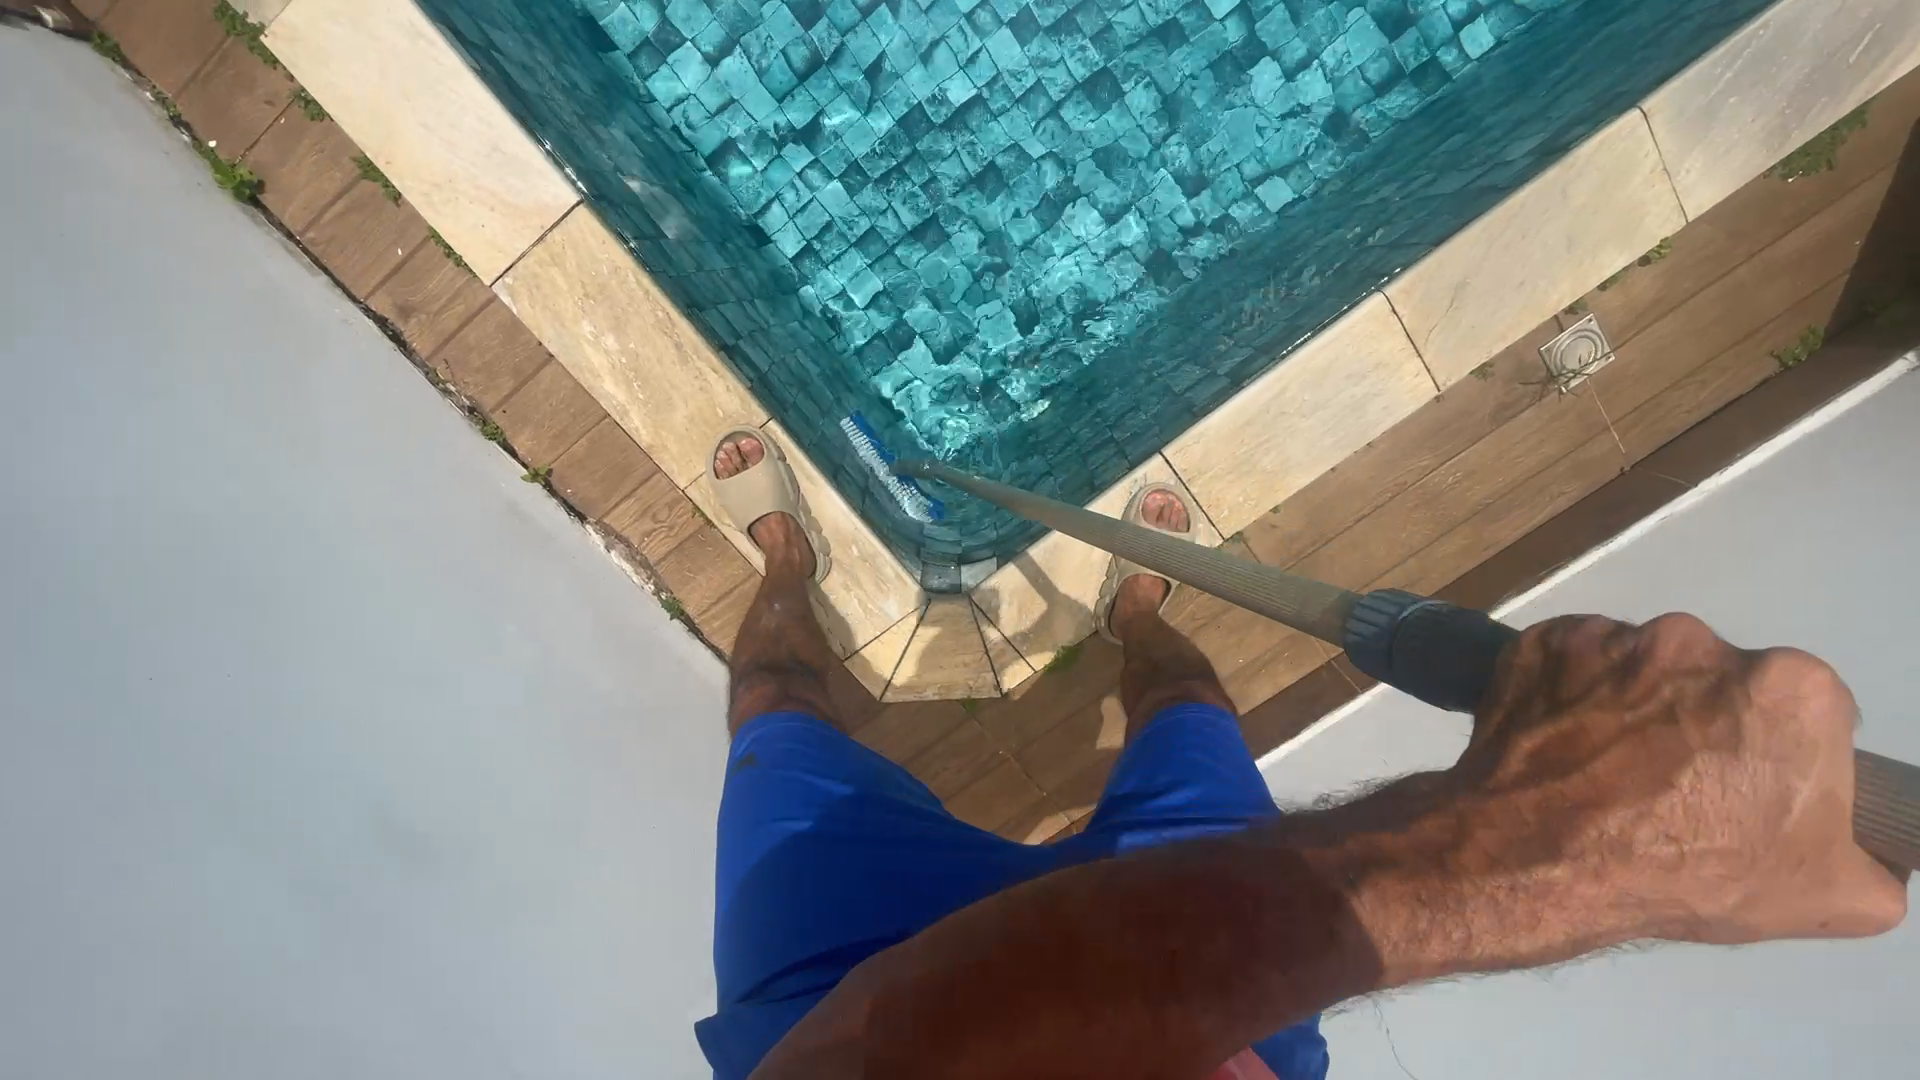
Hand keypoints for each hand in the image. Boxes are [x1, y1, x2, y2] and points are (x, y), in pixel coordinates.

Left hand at [1458, 613, 1907, 944]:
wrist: (1538, 851)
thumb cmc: (1688, 870)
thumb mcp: (1838, 892)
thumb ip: (1875, 848)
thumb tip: (1869, 835)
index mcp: (1788, 686)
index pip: (1800, 706)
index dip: (1774, 744)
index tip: (1742, 776)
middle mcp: (1693, 642)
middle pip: (1707, 676)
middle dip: (1694, 713)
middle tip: (1661, 767)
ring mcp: (1604, 636)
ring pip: (1630, 663)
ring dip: (1623, 697)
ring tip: (1597, 753)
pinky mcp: (1534, 641)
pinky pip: (1563, 658)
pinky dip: (1561, 685)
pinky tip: (1553, 729)